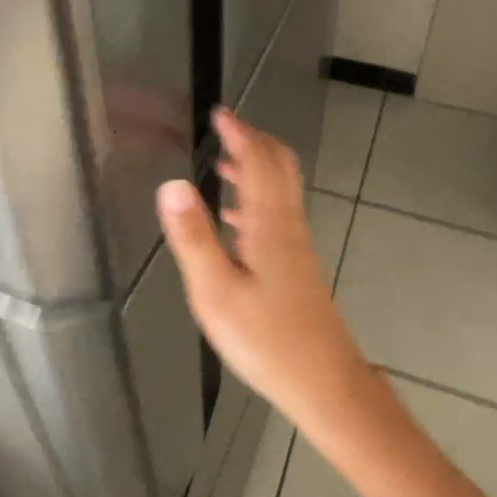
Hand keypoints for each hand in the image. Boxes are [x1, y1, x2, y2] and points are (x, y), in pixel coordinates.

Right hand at [155, 110, 373, 429]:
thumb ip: (194, 237)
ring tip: (223, 163)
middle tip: (225, 131)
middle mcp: (288, 227)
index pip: (260, 161)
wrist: (324, 383)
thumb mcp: (216, 292)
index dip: (241, 133)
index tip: (221, 113)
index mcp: (269, 225)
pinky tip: (233, 220)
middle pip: (280, 169)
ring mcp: (296, 248)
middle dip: (253, 144)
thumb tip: (173, 184)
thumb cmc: (267, 340)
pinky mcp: (296, 269)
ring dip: (254, 171)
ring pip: (279, 193)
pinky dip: (255, 202)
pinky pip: (276, 217)